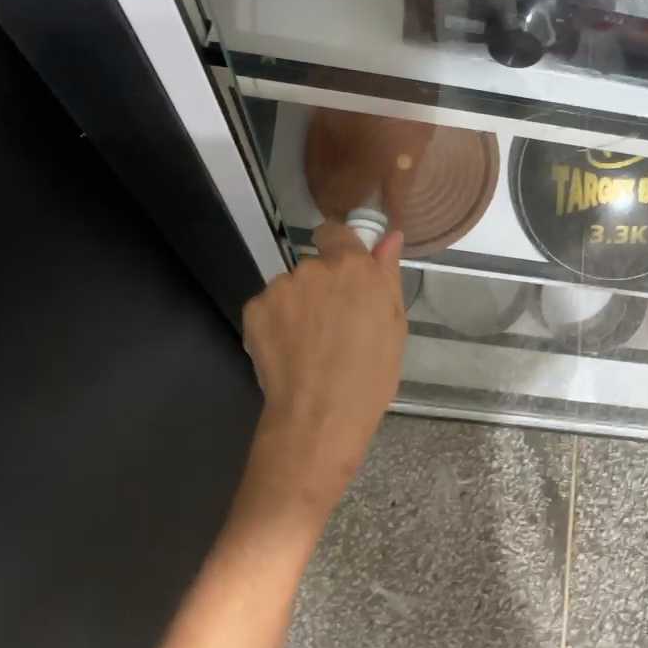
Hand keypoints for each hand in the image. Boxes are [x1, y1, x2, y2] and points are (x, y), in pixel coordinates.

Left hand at [239, 221, 407, 519]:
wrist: (320, 415)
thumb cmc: (370, 374)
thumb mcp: (394, 325)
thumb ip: (387, 274)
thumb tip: (390, 237)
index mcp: (351, 266)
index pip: (337, 232)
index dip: (340, 250)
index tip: (346, 279)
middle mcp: (312, 268)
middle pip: (315, 266)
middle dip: (323, 288)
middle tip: (335, 327)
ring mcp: (279, 288)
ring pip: (291, 288)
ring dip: (300, 306)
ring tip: (311, 346)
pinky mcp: (254, 310)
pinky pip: (269, 308)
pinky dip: (278, 324)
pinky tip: (291, 352)